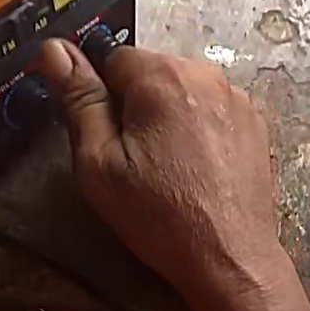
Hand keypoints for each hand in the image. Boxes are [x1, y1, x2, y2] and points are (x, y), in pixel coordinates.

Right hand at [38, 39, 293, 310]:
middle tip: (138, 162)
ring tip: (170, 172)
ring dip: (170, 123)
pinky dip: (200, 136)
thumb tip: (55, 52)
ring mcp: (237, 101)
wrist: (229, 258)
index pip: (113, 58)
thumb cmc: (164, 219)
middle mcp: (207, 76)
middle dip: (139, 110)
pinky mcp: (255, 127)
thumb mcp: (99, 164)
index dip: (103, 99)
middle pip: (152, 76)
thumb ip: (78, 101)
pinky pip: (212, 116)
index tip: (109, 138)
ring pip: (184, 96)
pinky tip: (196, 174)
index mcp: (163, 77)